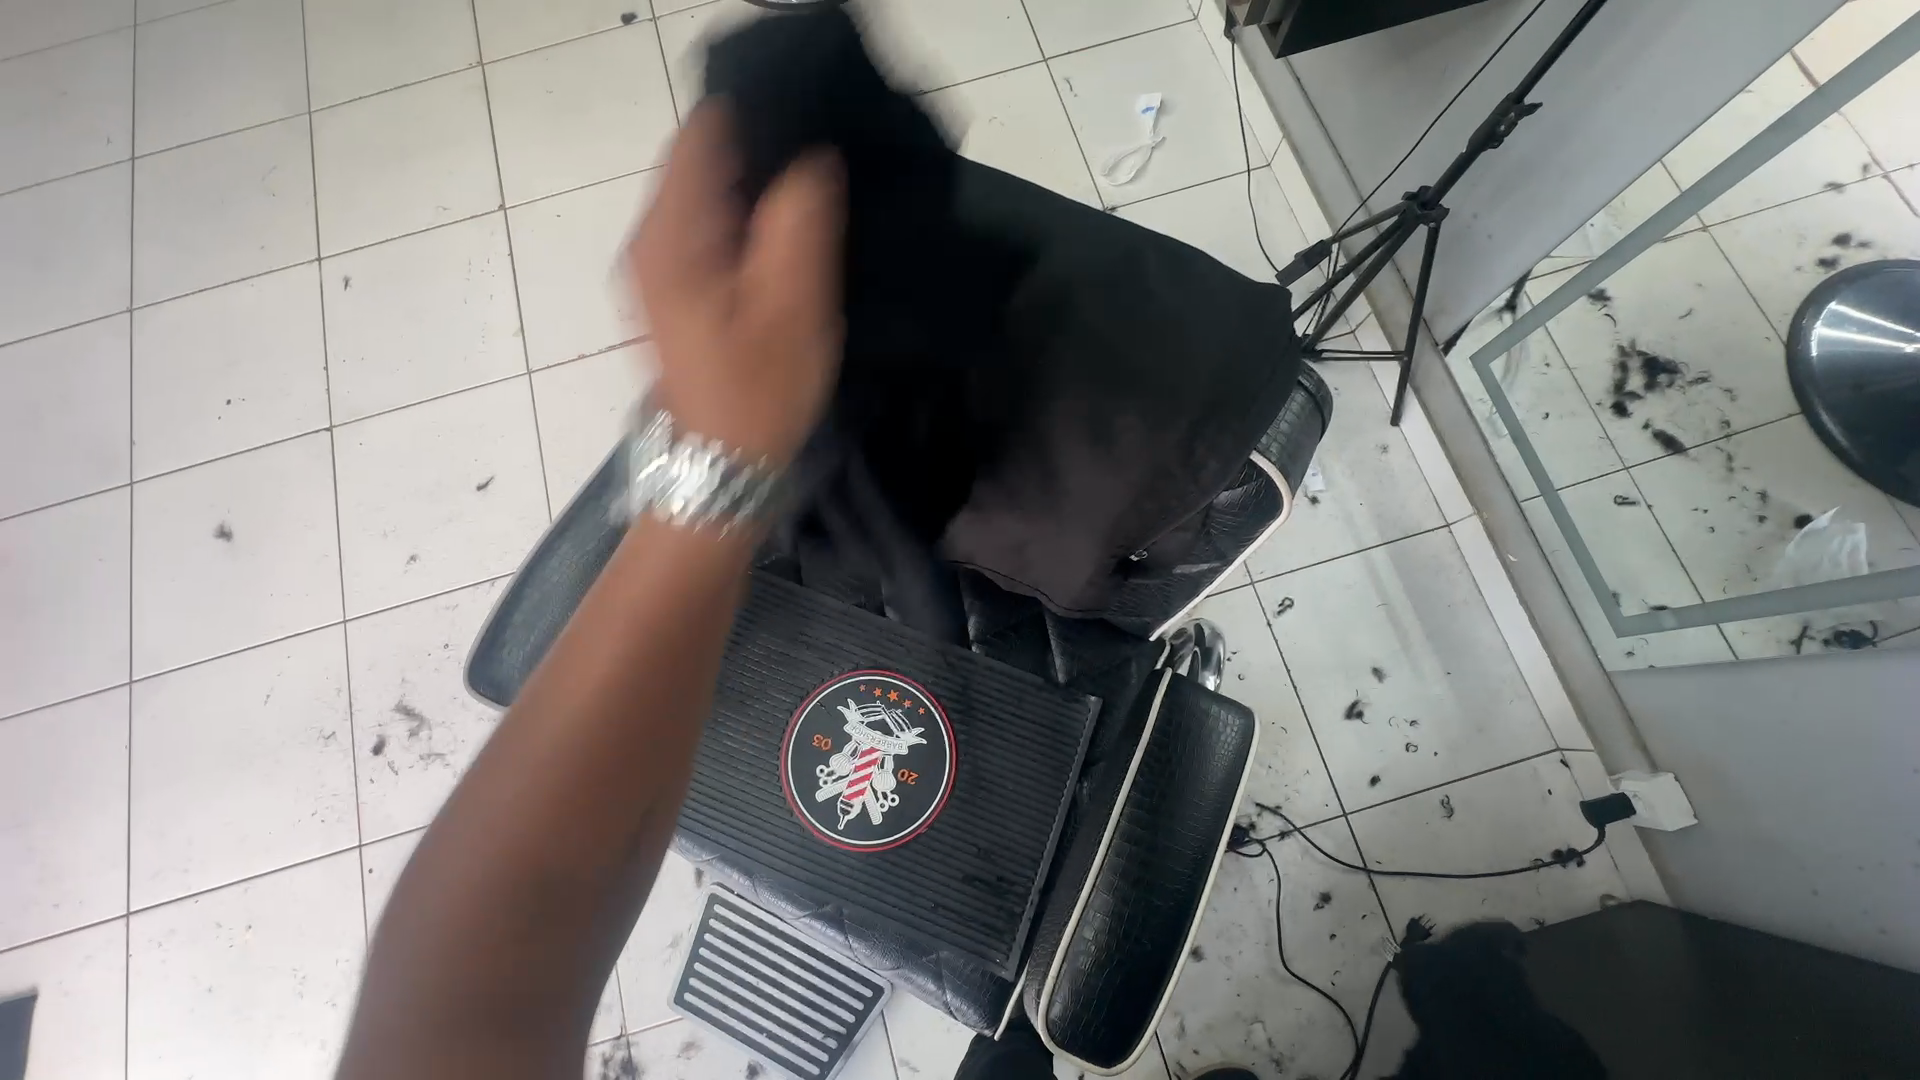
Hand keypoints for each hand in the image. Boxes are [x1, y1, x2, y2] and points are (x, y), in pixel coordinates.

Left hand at [628, 102, 846, 465]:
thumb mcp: (794, 307)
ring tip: (810, 224)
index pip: (705, 131)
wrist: (722, 468)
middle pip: (703, 163)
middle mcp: (648, 240)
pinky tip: (781, 261)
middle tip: (822, 194)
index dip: (762, 125)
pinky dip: (743, 233)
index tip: (813, 147)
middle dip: (763, 165)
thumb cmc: (759, 392)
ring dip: (757, 202)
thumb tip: (811, 159)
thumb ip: (800, 221)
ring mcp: (654, 269)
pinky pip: (707, 236)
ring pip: (708, 201)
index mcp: (671, 234)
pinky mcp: (669, 294)